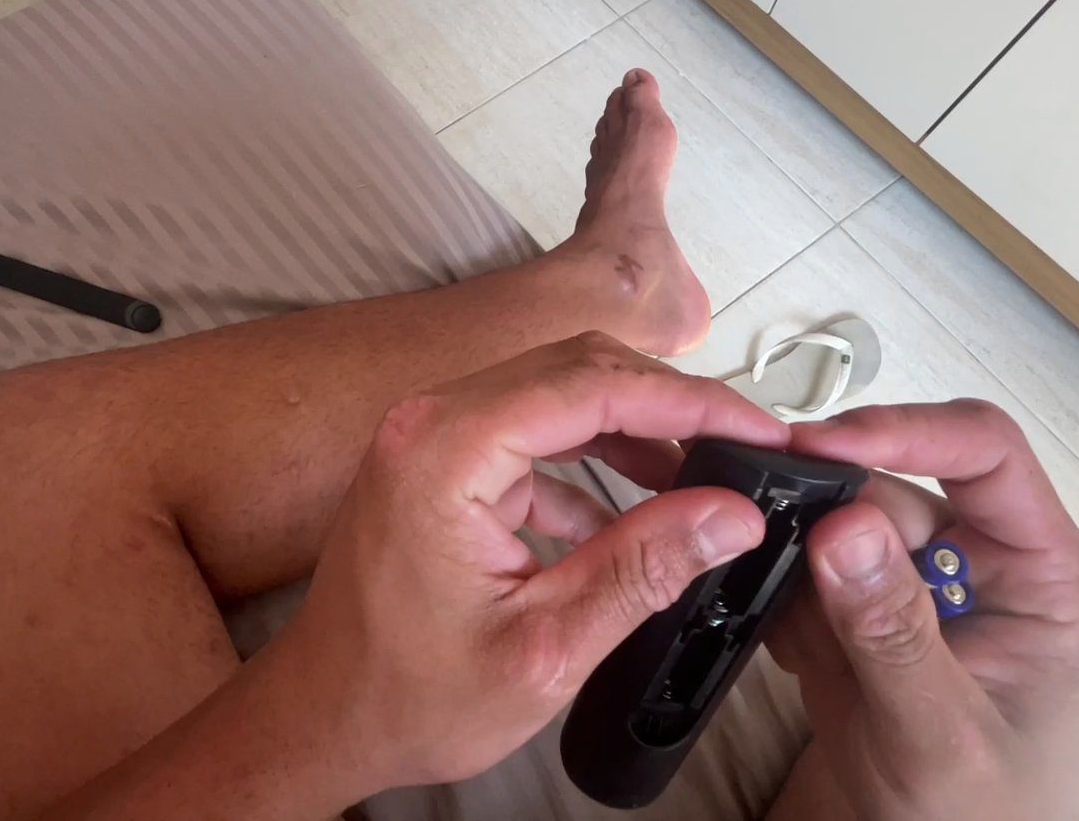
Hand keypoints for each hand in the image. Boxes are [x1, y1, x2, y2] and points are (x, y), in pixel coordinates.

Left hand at [263, 332, 790, 795]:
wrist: (325, 711)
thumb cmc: (408, 693)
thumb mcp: (545, 645)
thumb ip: (643, 568)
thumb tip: (730, 515)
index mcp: (445, 449)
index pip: (590, 384)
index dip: (685, 400)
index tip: (753, 426)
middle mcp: (432, 418)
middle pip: (575, 369)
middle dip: (666, 403)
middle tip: (738, 444)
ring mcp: (434, 431)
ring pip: (558, 392)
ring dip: (631, 428)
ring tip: (696, 476)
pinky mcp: (444, 455)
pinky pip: (532, 431)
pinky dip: (589, 458)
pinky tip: (629, 508)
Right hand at [766, 401, 1078, 820]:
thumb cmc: (978, 814)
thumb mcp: (943, 740)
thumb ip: (894, 634)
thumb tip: (841, 522)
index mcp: (1038, 567)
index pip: (984, 451)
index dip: (904, 431)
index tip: (814, 446)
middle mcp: (973, 546)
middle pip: (882, 482)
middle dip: (823, 522)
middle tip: (777, 570)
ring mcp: (910, 562)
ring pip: (827, 513)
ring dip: (800, 572)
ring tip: (807, 646)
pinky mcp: (859, 579)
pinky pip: (799, 549)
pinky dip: (783, 590)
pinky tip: (800, 651)